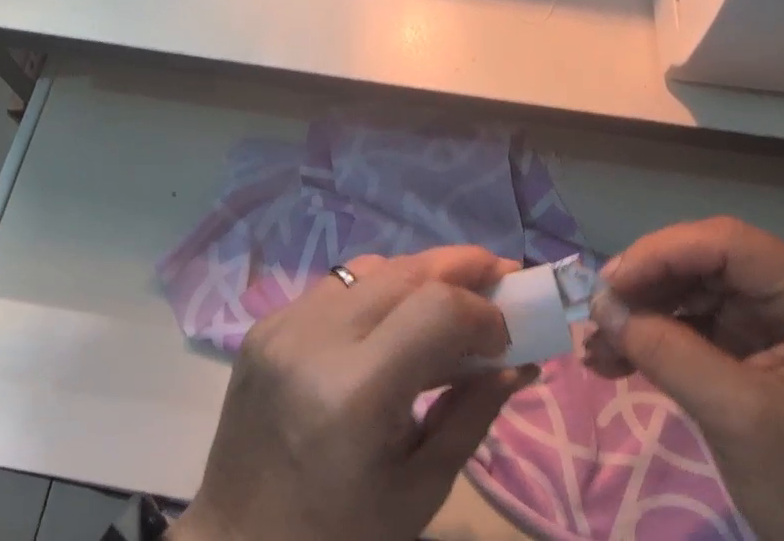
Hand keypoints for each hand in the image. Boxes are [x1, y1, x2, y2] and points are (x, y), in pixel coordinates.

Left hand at [172, 246, 538, 540]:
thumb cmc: (341, 532)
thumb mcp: (421, 487)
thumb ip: (472, 413)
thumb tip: (520, 362)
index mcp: (355, 391)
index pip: (436, 309)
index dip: (483, 311)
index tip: (508, 337)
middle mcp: (314, 341)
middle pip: (404, 273)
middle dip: (461, 269)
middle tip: (501, 277)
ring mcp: (282, 327)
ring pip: (368, 268)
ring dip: (419, 274)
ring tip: (452, 296)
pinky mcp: (264, 327)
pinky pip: (333, 288)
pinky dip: (376, 290)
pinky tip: (394, 318)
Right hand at [586, 218, 783, 540]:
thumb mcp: (739, 418)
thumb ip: (668, 352)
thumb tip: (602, 308)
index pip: (730, 246)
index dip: (663, 254)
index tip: (609, 285)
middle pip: (707, 264)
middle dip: (647, 286)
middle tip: (596, 315)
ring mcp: (779, 327)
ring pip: (694, 293)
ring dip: (642, 314)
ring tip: (596, 347)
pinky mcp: (756, 355)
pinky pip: (695, 328)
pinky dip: (653, 340)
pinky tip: (613, 360)